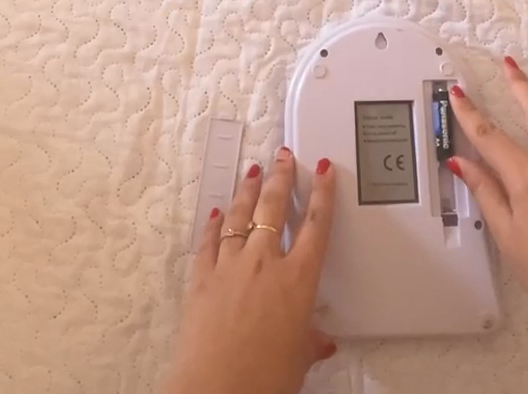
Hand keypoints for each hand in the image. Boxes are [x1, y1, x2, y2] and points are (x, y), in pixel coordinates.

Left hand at [162, 147, 338, 393]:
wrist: (216, 393)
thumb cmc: (263, 381)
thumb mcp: (298, 359)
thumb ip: (310, 341)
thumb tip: (322, 342)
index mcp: (297, 280)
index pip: (316, 225)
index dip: (323, 194)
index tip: (325, 169)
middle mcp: (264, 263)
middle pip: (275, 208)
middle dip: (281, 178)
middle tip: (284, 157)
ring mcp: (230, 266)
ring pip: (241, 216)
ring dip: (248, 191)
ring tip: (254, 172)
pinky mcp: (202, 278)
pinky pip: (209, 242)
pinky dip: (214, 225)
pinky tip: (217, 212)